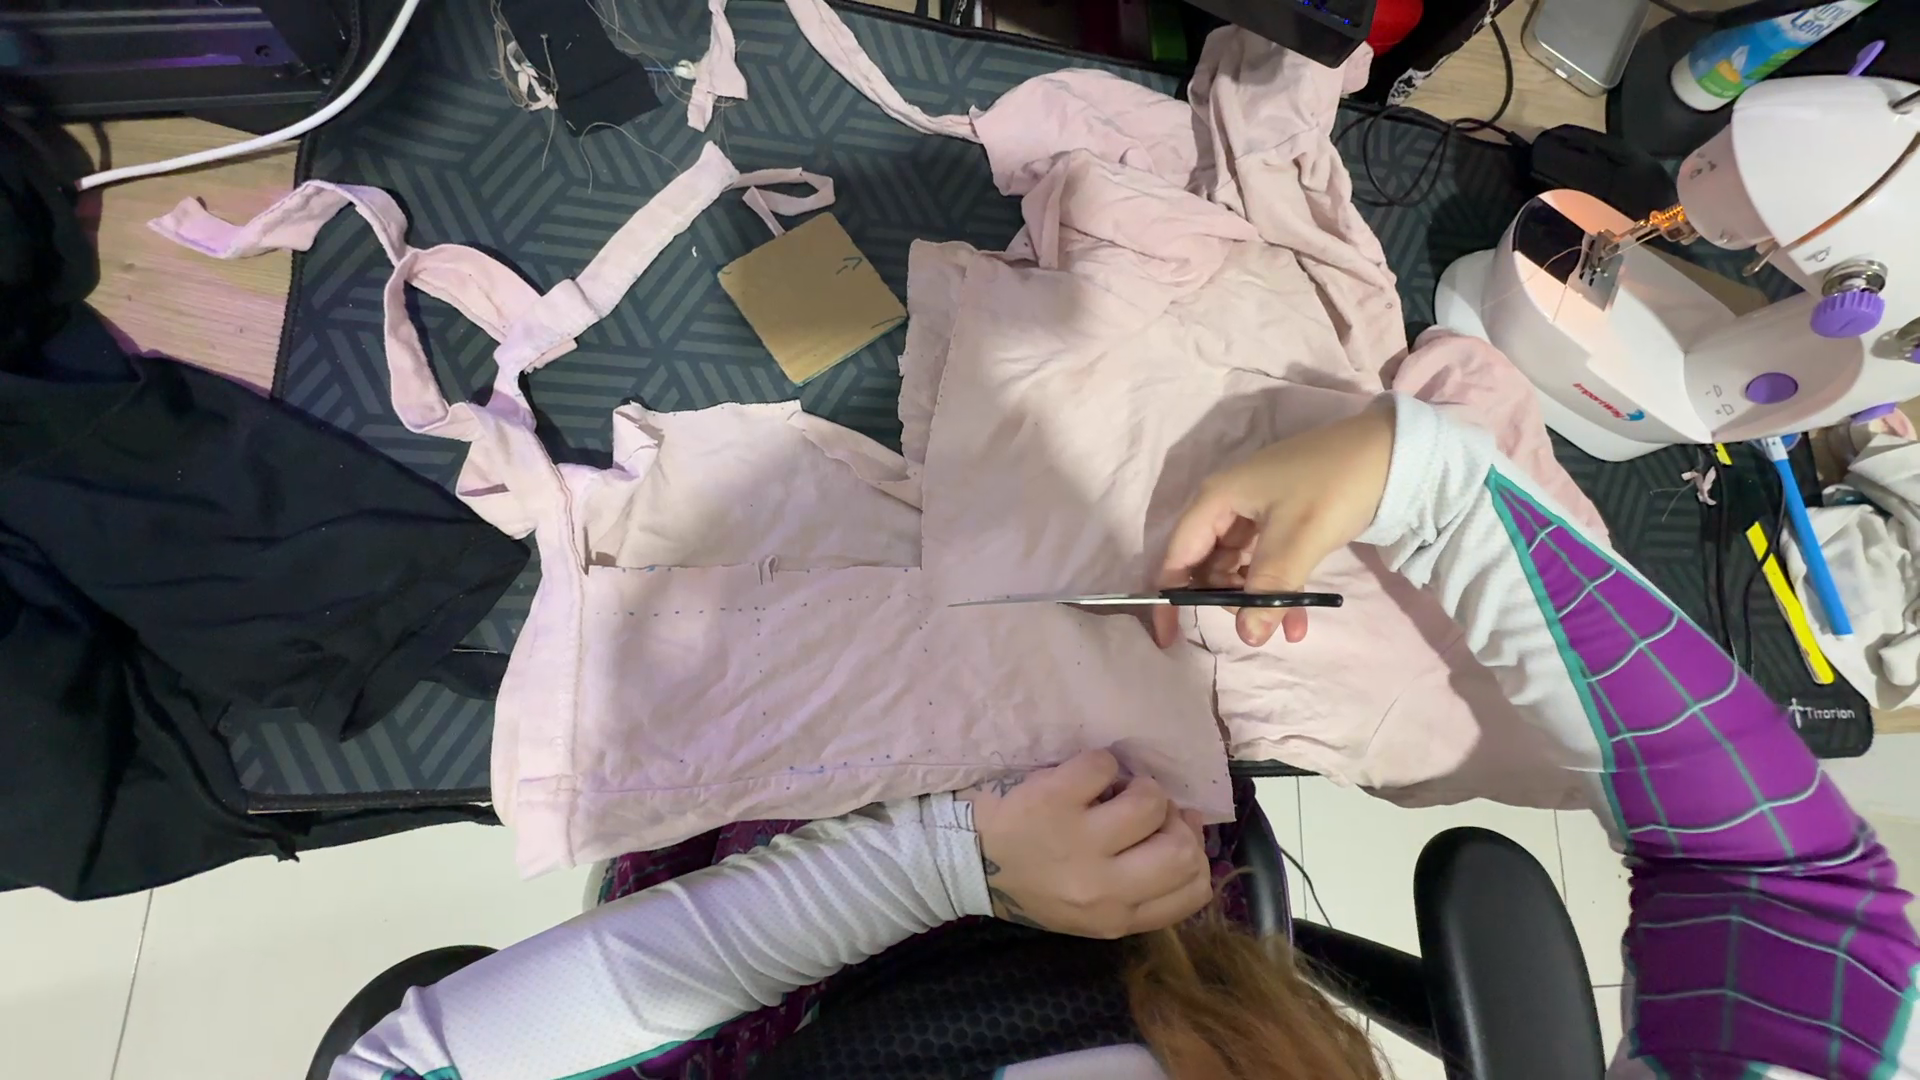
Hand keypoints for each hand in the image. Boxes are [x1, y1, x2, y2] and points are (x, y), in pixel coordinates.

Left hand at [958, 749, 1211, 938]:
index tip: (1176, 833)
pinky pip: (1105, 764)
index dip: (1197, 854)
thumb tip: (1189, 823)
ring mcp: (1079, 841)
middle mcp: (1103, 887)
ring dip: (1136, 785)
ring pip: (1150, 800)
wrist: (961, 860)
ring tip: (1110, 790)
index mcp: (1115, 918)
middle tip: (1143, 809)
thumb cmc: (1030, 879)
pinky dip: (1097, 763)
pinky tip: (1079, 776)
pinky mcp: (1054, 797)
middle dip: (1171, 820)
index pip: (1194, 891)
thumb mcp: (1089, 903)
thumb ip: (1141, 878)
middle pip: (1183, 851)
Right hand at [1153, 401, 1394, 648]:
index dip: (1170, 598)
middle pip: (1206, 566)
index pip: (1177, 556)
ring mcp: (1253, 513)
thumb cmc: (1335, 485)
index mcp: (1215, 500)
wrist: (1397, 451)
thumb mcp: (1298, 538)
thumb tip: (1247, 636)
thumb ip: (1268, 588)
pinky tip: (1300, 620)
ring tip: (1289, 627)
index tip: (1170, 639)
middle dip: (1226, 601)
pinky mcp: (1279, 521)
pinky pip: (1263, 564)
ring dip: (1257, 601)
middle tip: (1257, 623)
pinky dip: (1276, 590)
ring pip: (1238, 570)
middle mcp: (1225, 506)